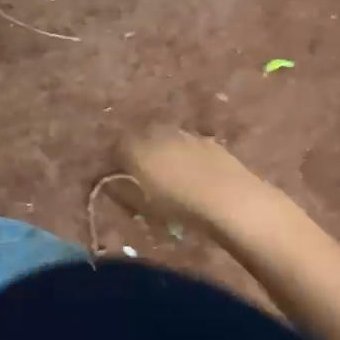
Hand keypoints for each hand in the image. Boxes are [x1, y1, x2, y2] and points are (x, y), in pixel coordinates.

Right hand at [113, 130, 278, 233]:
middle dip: (141, 154)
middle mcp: (155, 133)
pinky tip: (197, 174)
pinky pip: (191, 147)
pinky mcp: (209, 141)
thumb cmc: (178, 205)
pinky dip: (189, 157)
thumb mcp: (141, 206)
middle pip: (141, 140)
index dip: (117, 163)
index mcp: (133, 146)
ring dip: (167, 154)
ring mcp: (184, 135)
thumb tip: (109, 184)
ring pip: (168, 142)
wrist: (230, 199)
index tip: (121, 179)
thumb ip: (120, 192)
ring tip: (175, 176)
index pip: (116, 148)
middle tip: (148, 176)